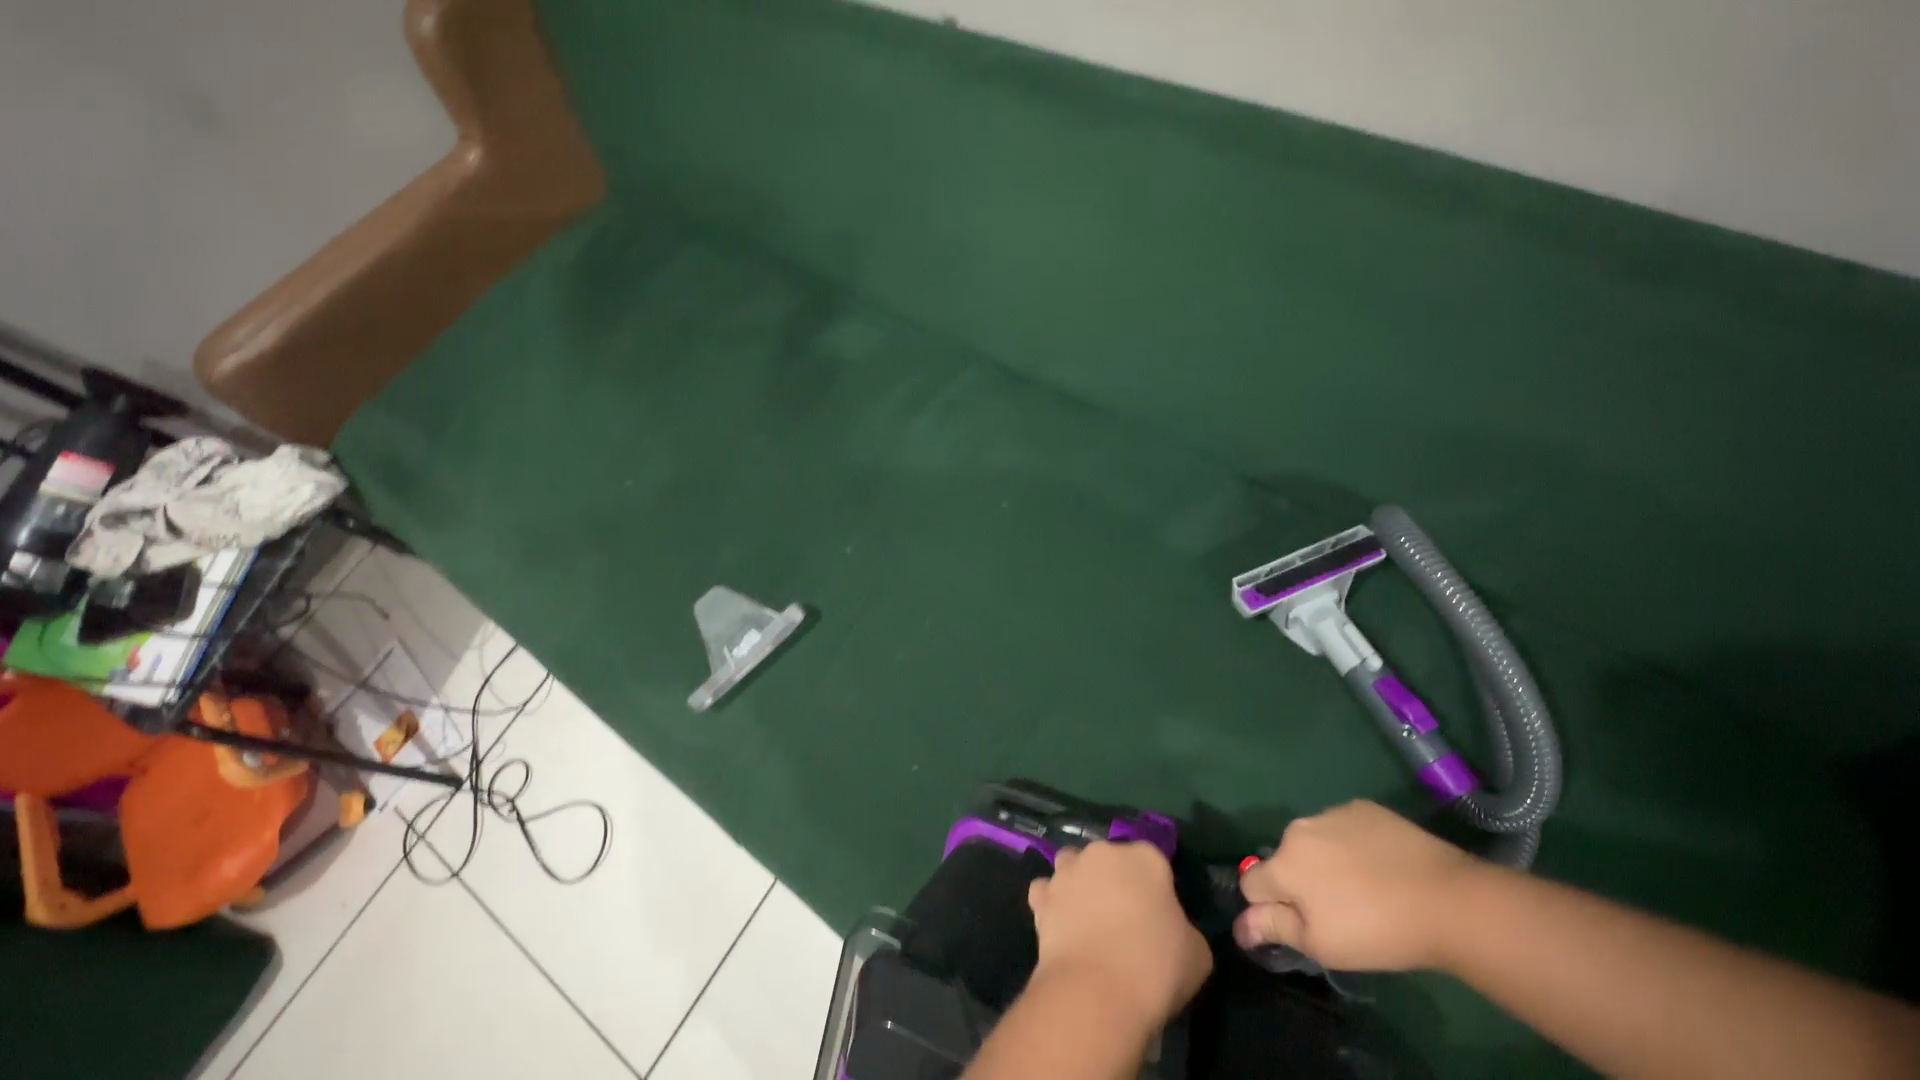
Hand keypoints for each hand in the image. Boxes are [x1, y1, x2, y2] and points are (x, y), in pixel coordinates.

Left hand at [1027, 841, 1212, 1031]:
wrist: (1096, 990)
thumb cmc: (1156, 966)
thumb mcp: (1197, 952)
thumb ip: (1183, 928)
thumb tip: (1169, 929)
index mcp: (1146, 858)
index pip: (1154, 859)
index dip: (1156, 885)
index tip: (1159, 913)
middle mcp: (1103, 853)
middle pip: (1109, 859)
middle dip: (1114, 879)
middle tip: (1123, 917)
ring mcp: (1067, 872)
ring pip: (1072, 866)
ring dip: (1078, 883)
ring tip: (1087, 917)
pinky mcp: (1041, 896)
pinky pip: (1045, 891)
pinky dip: (1050, 903)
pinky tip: (1060, 925)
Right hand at [1236, 800, 1485, 970]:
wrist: (1448, 900)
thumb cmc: (1377, 930)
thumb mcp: (1321, 944)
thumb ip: (1274, 928)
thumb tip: (1239, 926)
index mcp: (1284, 863)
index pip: (1251, 884)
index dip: (1269, 907)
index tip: (1301, 924)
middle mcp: (1299, 829)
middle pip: (1284, 859)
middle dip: (1299, 881)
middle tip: (1337, 909)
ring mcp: (1334, 813)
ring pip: (1314, 841)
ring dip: (1324, 860)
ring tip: (1364, 887)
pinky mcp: (1365, 808)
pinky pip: (1343, 827)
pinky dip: (1352, 844)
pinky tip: (1381, 866)